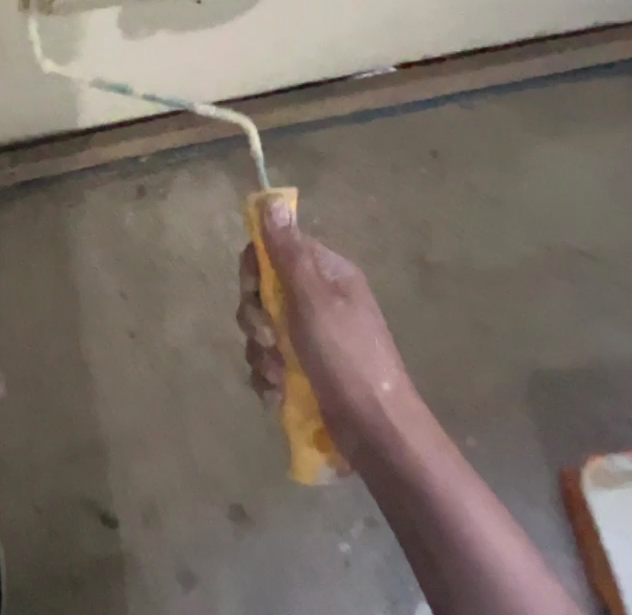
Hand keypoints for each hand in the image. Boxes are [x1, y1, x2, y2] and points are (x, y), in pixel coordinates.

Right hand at [237, 194, 413, 453]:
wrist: (376, 430)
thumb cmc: (348, 357)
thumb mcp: (314, 299)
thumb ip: (288, 252)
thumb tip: (272, 200)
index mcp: (326, 275)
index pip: (273, 251)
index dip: (255, 271)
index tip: (255, 293)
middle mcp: (317, 301)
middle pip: (260, 294)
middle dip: (256, 321)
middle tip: (272, 341)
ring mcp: (310, 338)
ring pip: (260, 332)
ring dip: (262, 355)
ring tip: (280, 376)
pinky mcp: (303, 371)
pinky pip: (267, 364)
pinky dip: (268, 379)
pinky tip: (278, 394)